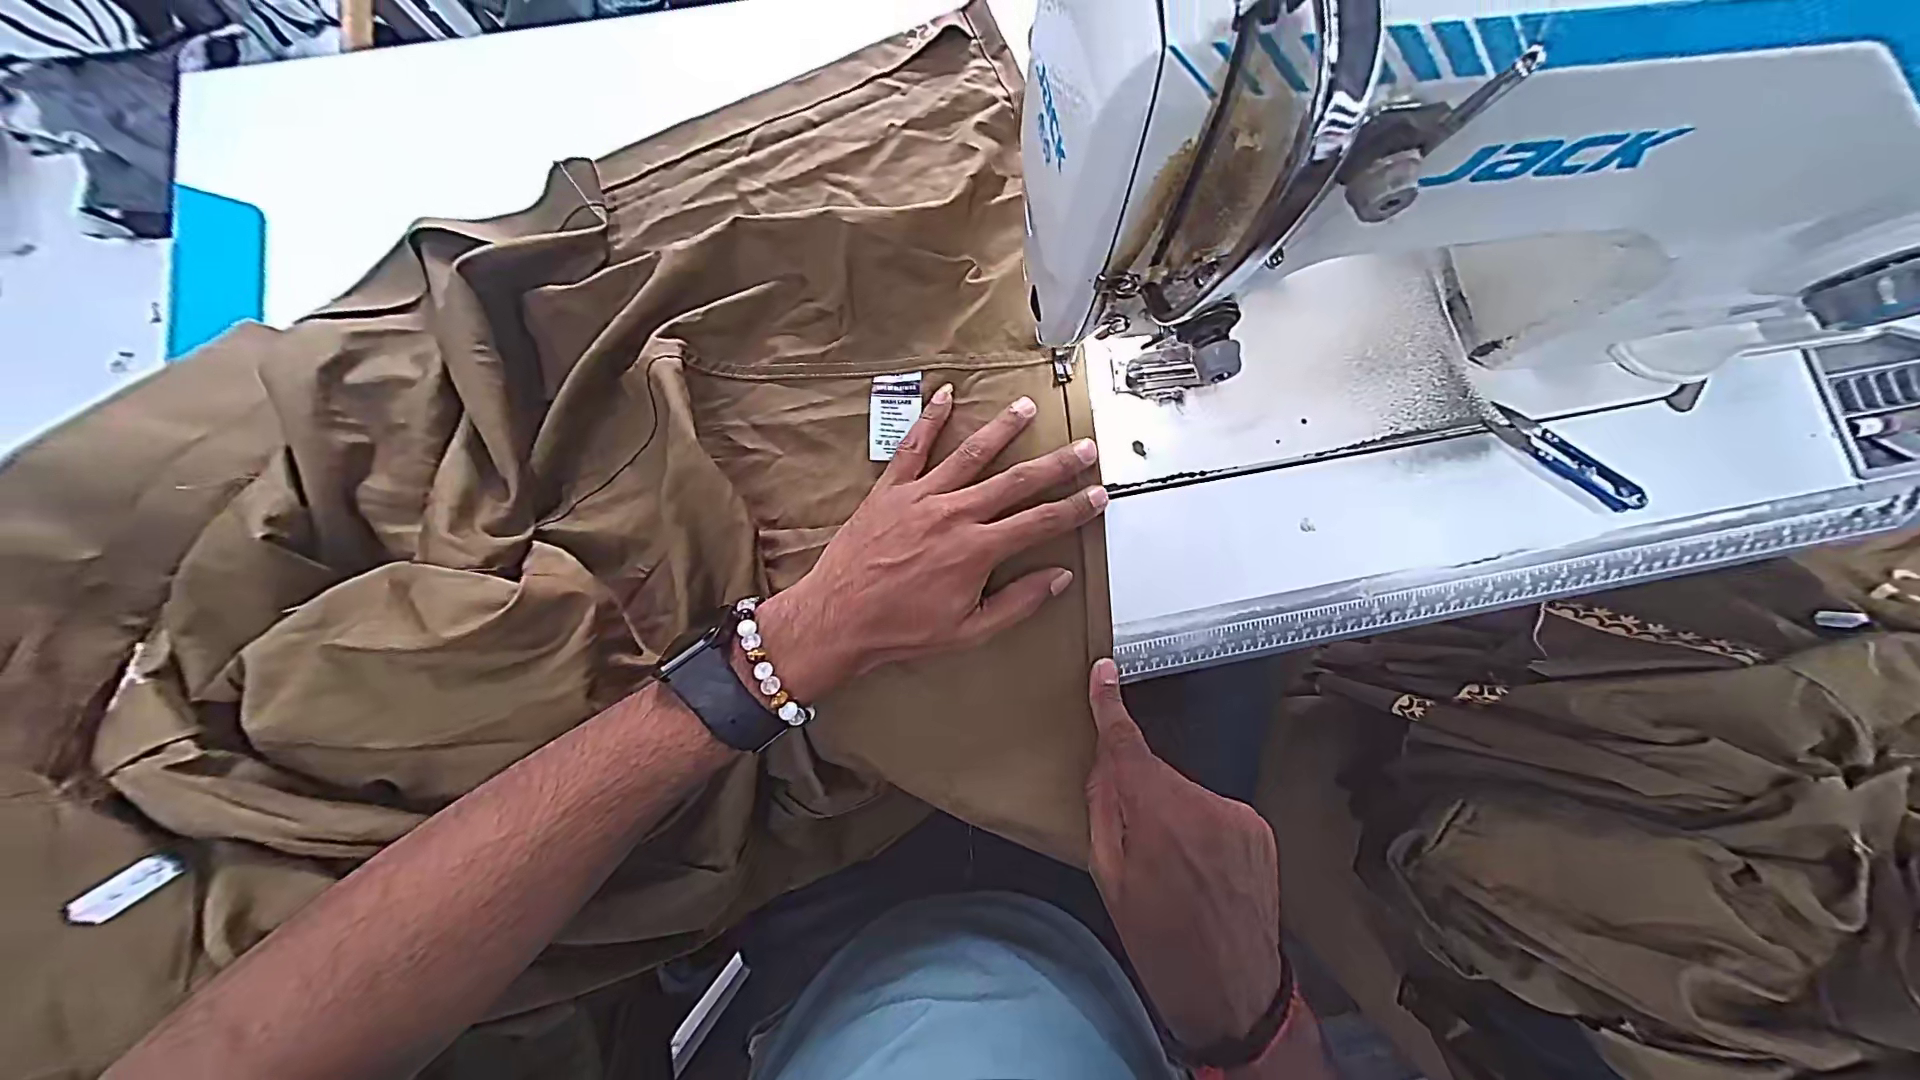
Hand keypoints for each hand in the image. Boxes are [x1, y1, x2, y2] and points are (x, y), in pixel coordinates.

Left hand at [750, 386, 1106, 701]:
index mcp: (976, 550)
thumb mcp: (969, 631)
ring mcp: (921, 497)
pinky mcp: (891, 490)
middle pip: (1018, 480)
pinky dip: (929, 419)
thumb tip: (1056, 579)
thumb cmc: (899, 629)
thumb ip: (1018, 602)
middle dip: (1057, 463)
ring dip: (1003, 429)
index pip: (1041, 521)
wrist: (839, 619)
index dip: (1075, 507)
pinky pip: (913, 446)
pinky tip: (943, 396)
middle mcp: (954, 514)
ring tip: (1026, 409)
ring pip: (972, 453)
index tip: (1096, 495)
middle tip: (1082, 447)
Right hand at [1085, 659, 1285, 1049]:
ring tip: (1176, 864)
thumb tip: (1104, 762)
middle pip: (1153, 770)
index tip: (1103, 671)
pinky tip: (1203, 865)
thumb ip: (1102, 808)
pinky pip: (1212, 806)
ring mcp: (1236, 814)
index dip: (1110, 706)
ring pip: (1183, 788)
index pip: (1125, 744)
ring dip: (1172, 810)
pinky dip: (1200, 823)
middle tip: (1137, 840)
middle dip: (1138, 790)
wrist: (1234, 994)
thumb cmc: (1159, 941)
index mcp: (1155, 816)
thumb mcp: (1109, 877)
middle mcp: (1202, 804)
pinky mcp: (1257, 825)